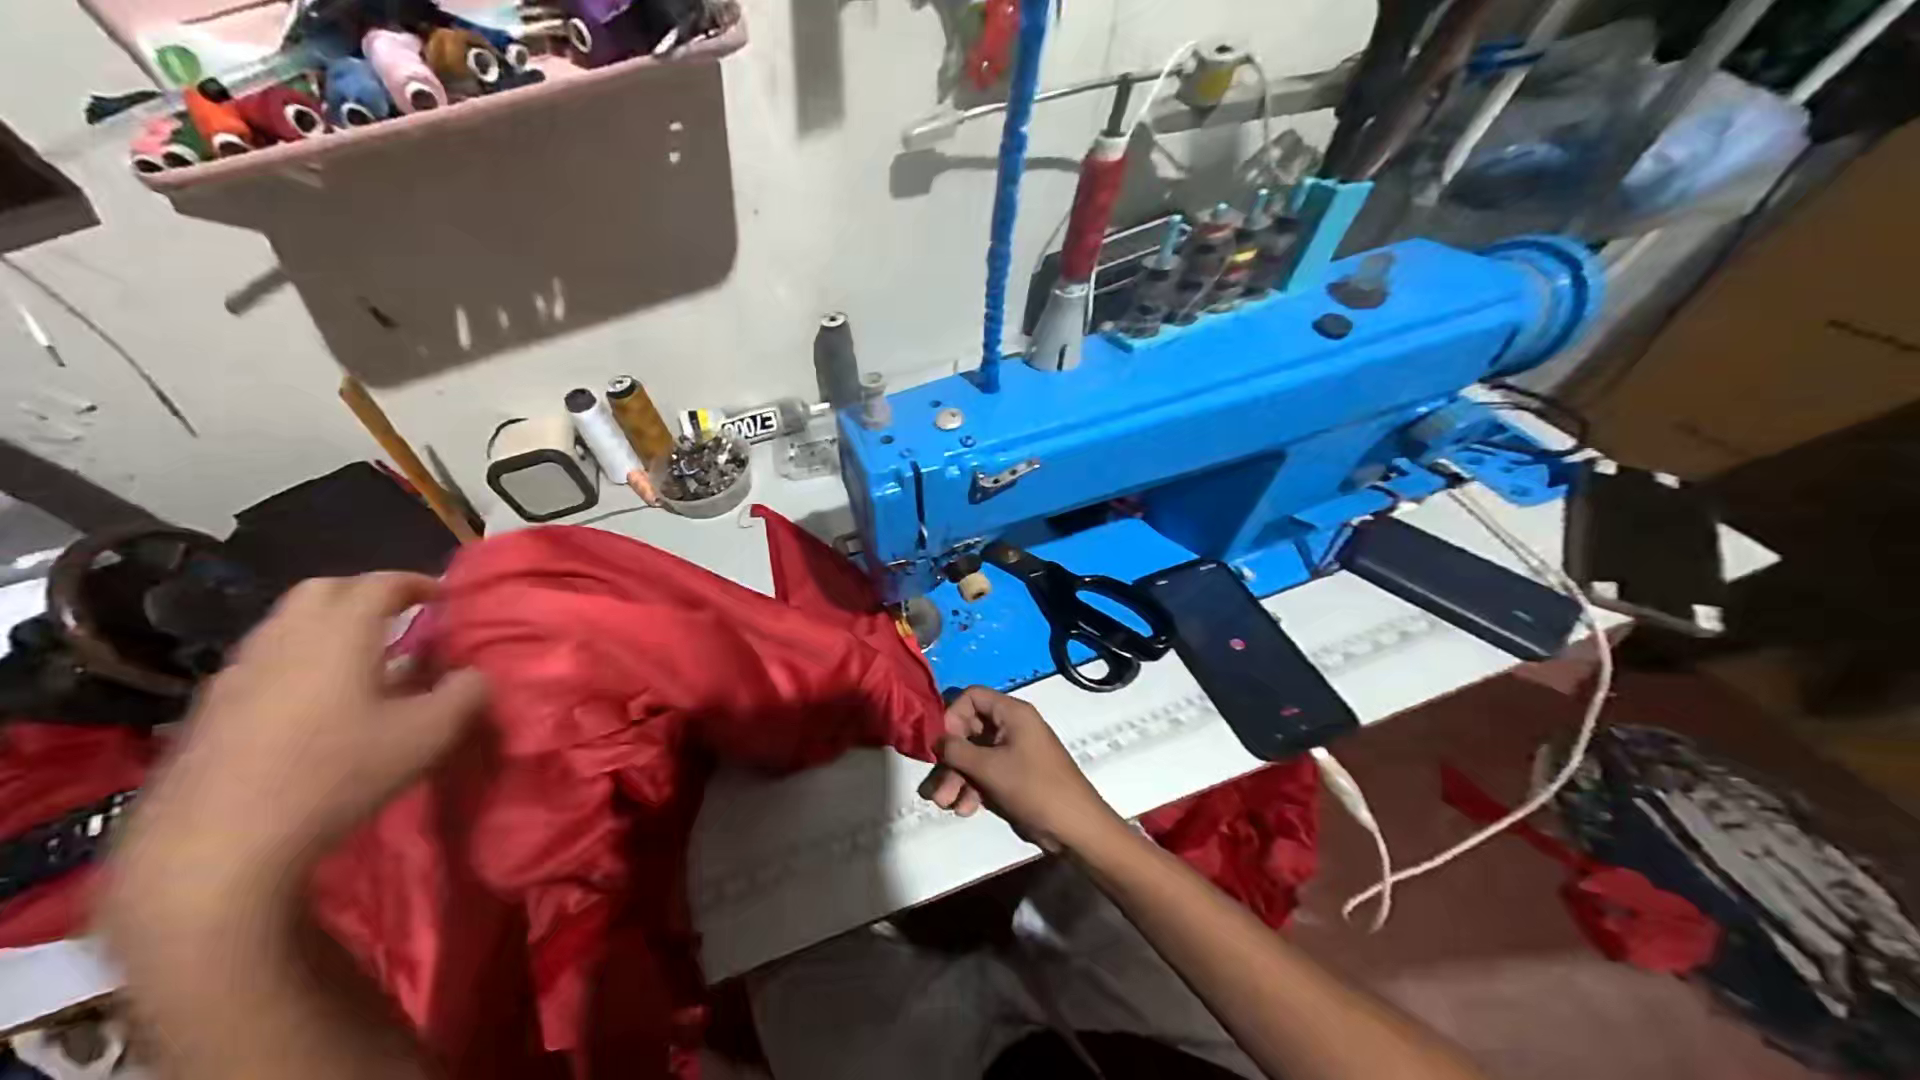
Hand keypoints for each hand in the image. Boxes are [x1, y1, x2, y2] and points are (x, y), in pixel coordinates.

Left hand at [124, 573, 488, 881]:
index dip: (416, 582)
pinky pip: (263, 662)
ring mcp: (237, 673)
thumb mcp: (429, 734)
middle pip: (323, 591)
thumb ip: (466, 693)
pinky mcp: (209, 710)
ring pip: (286, 625)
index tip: (443, 596)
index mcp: (339, 633)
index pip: (380, 584)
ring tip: (363, 659)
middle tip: (401, 616)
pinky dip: (298, 661)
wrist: (216, 844)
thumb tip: (476, 674)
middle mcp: (284, 639)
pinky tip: (315, 702)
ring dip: (328, 627)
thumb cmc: (338, 774)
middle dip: (365, 594)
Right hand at [917, 686, 1125, 853]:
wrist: (1073, 827)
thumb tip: (936, 739)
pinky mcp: (1012, 776)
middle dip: (950, 758)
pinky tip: (965, 809)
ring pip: (973, 756)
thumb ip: (956, 750)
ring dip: (956, 778)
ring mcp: (1012, 752)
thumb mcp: (989, 767)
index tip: (943, 743)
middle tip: (937, 784)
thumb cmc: (1034, 787)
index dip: (953, 715)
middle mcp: (1011, 727)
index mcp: (1012, 713)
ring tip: (946, 803)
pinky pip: (984, 774)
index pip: (972, 696)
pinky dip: (971, 788)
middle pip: (968, 730)